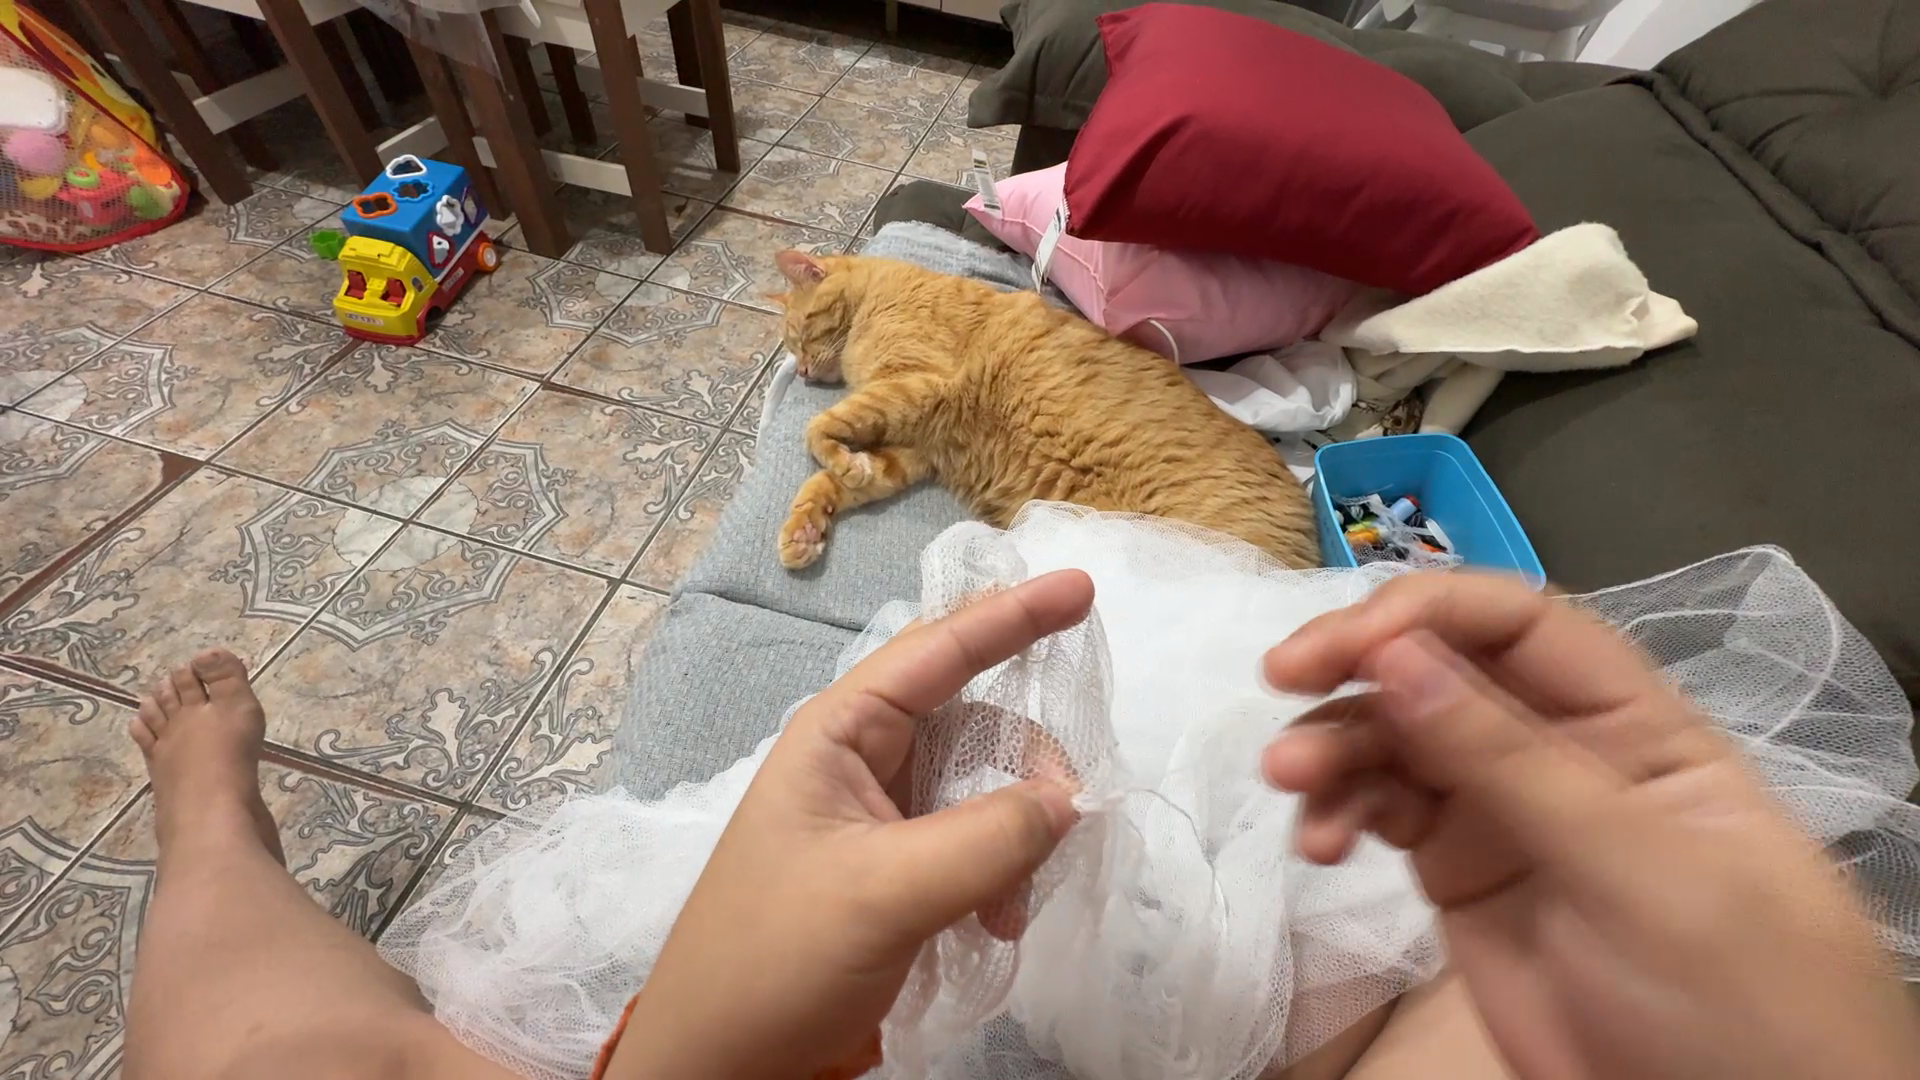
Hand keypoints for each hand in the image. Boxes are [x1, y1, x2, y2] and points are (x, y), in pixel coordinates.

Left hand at [605, 572, 1090, 1079]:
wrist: (723, 1065)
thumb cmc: (776, 958)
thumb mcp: (881, 892)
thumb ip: (985, 839)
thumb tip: (1068, 799)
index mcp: (842, 730)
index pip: (937, 650)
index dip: (1012, 614)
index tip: (1081, 588)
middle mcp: (865, 754)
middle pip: (972, 714)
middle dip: (1024, 752)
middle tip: (1071, 802)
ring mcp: (886, 807)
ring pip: (982, 779)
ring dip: (1017, 828)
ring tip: (1015, 900)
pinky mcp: (903, 858)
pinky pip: (977, 833)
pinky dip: (1004, 867)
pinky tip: (1000, 918)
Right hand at [1261, 572, 1919, 1079]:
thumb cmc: (1730, 1008)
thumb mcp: (1633, 876)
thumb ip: (1508, 760)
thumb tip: (1391, 655)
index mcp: (1623, 723)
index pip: (1516, 623)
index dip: (1426, 612)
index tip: (1348, 644)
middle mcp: (1544, 742)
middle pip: (1430, 665)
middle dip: (1349, 662)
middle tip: (1279, 676)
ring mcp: (1487, 798)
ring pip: (1385, 734)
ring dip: (1327, 747)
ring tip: (1285, 777)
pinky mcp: (1441, 852)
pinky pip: (1370, 803)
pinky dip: (1334, 812)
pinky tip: (1320, 847)